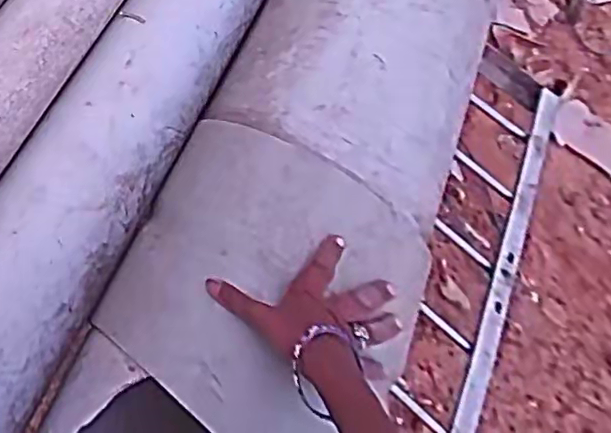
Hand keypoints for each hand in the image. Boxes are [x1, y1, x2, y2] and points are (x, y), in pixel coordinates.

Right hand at [206, 235, 400, 383]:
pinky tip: (387, 370)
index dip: (328, 254)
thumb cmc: (294, 336)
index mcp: (310, 297)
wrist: (320, 365)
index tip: (340, 241)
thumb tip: (212, 284)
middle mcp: (332, 313)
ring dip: (381, 325)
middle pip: (354, 300)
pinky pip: (367, 364)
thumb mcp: (261, 316)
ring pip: (368, 328)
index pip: (319, 270)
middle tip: (389, 287)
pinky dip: (376, 367)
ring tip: (398, 322)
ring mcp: (346, 337)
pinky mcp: (354, 362)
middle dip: (371, 292)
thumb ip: (238, 301)